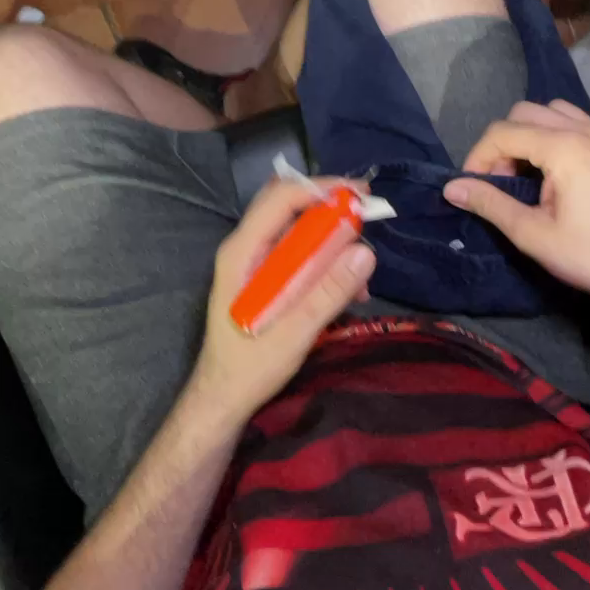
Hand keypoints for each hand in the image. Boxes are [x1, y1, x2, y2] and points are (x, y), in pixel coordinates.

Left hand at [183, 179, 376, 430]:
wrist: (223, 399)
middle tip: (367, 216)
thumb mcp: (294, 332)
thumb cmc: (249, 368)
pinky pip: (298, 255)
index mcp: (241, 252)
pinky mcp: (265, 280)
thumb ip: (328, 292)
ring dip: (331, 240)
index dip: (322, 190)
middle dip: (330, 207)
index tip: (361, 196)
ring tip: (361, 272)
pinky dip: (325, 262)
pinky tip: (347, 291)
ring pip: (296, 230)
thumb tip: (366, 251)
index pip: (281, 199)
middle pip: (288, 207)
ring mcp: (254, 263)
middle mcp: (245, 249)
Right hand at [444, 101, 589, 329]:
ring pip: (552, 113)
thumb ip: (490, 204)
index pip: (502, 131)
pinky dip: (555, 137)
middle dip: (502, 143)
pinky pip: (576, 125)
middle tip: (499, 183)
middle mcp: (585, 130)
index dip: (478, 157)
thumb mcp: (532, 234)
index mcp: (564, 147)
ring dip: (529, 136)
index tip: (473, 188)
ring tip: (526, 176)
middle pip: (525, 113)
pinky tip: (555, 175)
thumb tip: (451, 187)